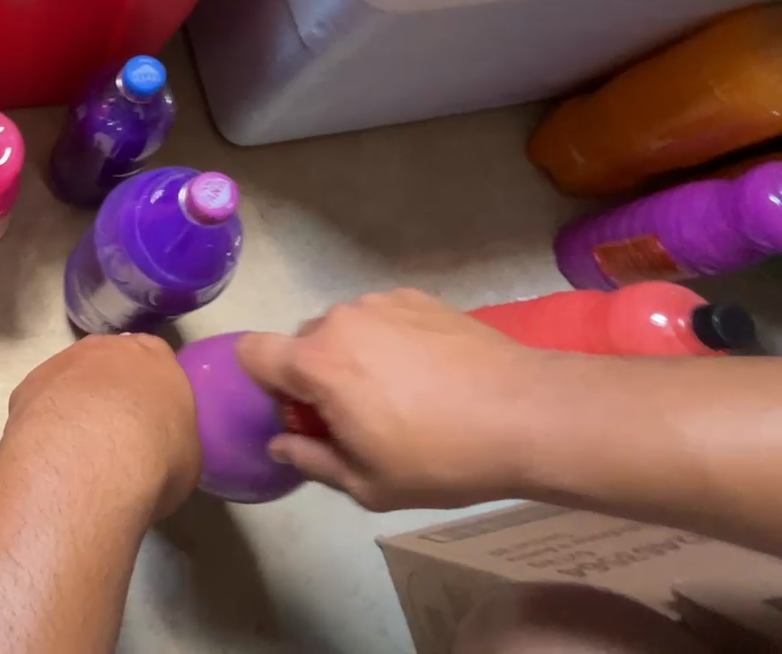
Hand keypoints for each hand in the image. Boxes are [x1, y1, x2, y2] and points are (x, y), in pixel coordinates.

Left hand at [1, 334, 201, 519]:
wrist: (88, 458)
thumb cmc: (154, 457)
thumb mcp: (187, 455)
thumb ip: (174, 435)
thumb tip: (162, 445)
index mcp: (155, 358)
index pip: (156, 356)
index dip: (151, 386)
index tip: (150, 414)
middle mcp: (108, 348)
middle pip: (110, 361)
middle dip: (111, 389)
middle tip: (115, 431)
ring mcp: (63, 361)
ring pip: (72, 377)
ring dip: (75, 403)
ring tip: (79, 447)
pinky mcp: (29, 383)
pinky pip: (42, 399)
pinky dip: (46, 420)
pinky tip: (51, 451)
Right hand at [237, 289, 554, 510]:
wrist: (529, 414)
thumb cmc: (441, 457)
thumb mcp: (369, 484)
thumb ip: (311, 460)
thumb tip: (280, 443)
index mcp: (316, 363)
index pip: (252, 350)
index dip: (261, 378)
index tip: (296, 407)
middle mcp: (337, 320)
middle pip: (302, 342)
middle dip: (316, 372)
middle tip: (358, 410)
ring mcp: (378, 303)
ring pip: (343, 328)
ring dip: (354, 353)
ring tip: (404, 388)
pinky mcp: (414, 296)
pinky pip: (381, 316)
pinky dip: (390, 338)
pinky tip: (430, 369)